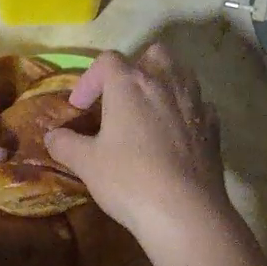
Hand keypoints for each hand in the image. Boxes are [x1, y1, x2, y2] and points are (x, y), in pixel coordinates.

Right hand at [43, 45, 228, 240]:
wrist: (184, 211)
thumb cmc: (128, 179)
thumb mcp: (86, 164)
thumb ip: (65, 144)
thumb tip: (52, 137)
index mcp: (130, 84)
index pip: (107, 61)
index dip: (89, 79)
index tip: (79, 107)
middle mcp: (166, 82)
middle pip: (153, 54)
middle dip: (134, 69)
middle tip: (120, 99)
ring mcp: (195, 102)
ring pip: (181, 74)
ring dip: (162, 86)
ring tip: (148, 114)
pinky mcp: (214, 126)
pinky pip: (197, 105)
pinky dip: (183, 112)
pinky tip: (173, 136)